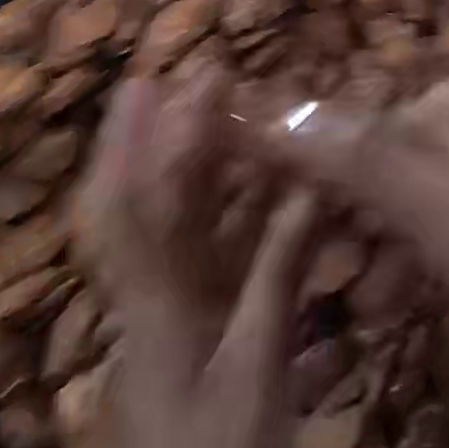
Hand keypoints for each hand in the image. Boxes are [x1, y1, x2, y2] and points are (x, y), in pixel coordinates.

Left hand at [77, 66, 317, 447]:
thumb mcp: (256, 371)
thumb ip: (279, 275)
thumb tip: (309, 186)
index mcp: (154, 307)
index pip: (140, 207)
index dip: (146, 139)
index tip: (165, 80)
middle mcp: (154, 294)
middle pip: (147, 200)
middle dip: (159, 134)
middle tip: (188, 76)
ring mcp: (176, 306)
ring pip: (184, 220)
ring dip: (201, 163)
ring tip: (229, 110)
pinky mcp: (202, 319)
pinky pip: (220, 250)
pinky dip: (243, 209)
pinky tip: (271, 182)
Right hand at [260, 73, 448, 349]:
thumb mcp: (446, 219)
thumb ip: (365, 160)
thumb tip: (278, 110)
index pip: (364, 129)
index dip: (328, 172)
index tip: (312, 220)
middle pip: (404, 142)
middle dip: (380, 203)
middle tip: (372, 268)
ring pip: (444, 155)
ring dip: (422, 205)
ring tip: (418, 264)